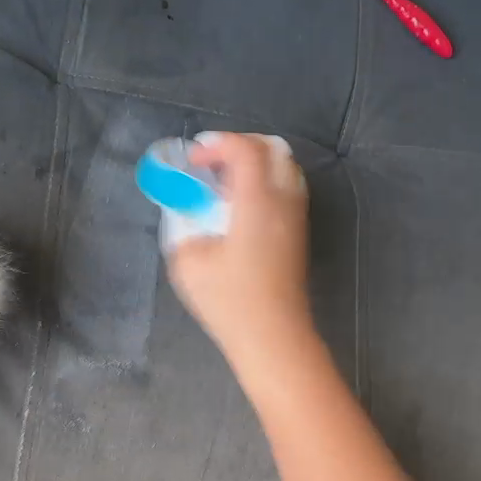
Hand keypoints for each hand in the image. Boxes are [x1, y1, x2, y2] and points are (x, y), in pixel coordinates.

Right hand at [166, 132, 315, 362]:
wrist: (272, 336)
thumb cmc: (228, 300)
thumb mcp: (188, 262)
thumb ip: (182, 226)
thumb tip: (184, 211)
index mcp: (256, 202)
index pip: (246, 150)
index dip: (218, 144)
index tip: (193, 159)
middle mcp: (283, 201)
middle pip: (273, 149)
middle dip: (240, 146)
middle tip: (211, 163)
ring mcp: (295, 217)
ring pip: (285, 168)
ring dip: (254, 165)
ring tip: (224, 185)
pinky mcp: (298, 234)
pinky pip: (286, 189)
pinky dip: (264, 184)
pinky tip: (239, 208)